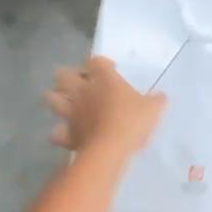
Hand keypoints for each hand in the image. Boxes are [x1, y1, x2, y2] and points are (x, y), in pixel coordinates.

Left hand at [46, 57, 164, 158]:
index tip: (111, 69)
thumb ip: (156, 100)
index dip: (102, 64)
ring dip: (57, 98)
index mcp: (103, 79)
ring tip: (68, 104)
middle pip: (63, 74)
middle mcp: (82, 91)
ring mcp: (70, 112)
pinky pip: (57, 132)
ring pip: (51, 98)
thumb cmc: (131, 122)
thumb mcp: (153, 108)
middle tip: (82, 84)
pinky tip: (67, 134)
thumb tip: (160, 96)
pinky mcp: (66, 133)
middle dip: (68, 76)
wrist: (110, 150)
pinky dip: (59, 132)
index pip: (96, 61)